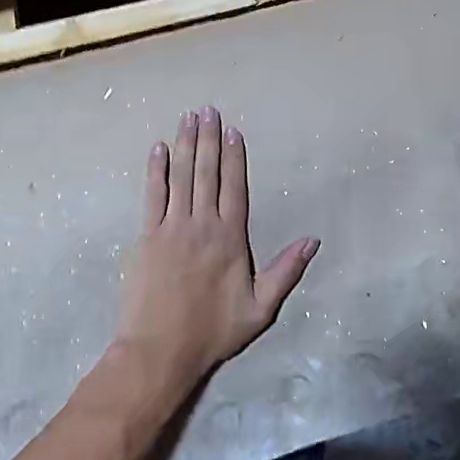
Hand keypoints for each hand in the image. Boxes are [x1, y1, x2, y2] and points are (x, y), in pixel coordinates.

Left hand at [113, 107, 319, 390]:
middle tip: (208, 110)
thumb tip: (313, 240)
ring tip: (187, 118)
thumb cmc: (213, 330)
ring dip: (184, 145)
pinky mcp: (146, 236)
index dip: (235, 157)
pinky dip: (155, 171)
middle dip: (208, 139)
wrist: (160, 349)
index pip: (234, 187)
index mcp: (230, 238)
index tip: (233, 130)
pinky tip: (157, 150)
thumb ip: (286, 271)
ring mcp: (171, 227)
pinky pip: (152, 195)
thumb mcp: (261, 308)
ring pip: (180, 177)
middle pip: (206, 173)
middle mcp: (202, 224)